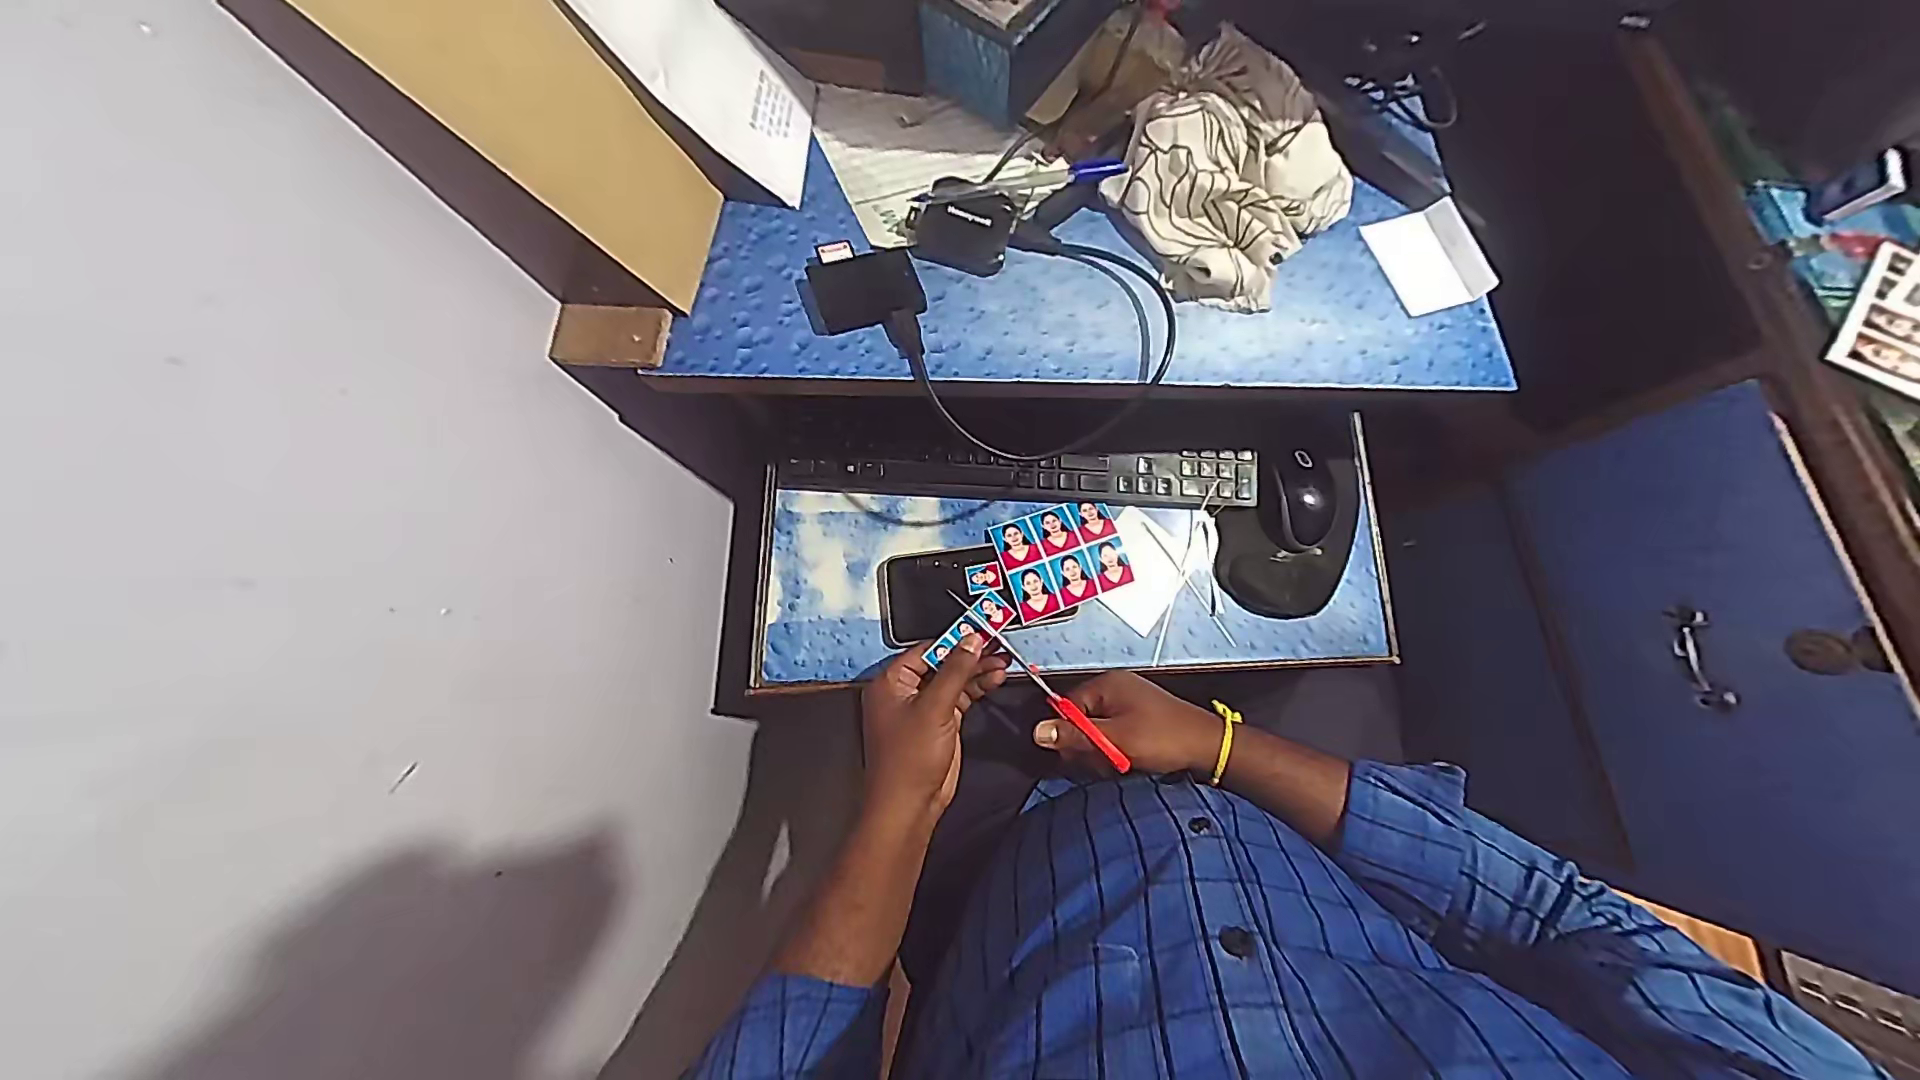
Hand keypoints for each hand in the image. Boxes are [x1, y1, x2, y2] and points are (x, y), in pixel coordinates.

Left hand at [861, 636, 1008, 824]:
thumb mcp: (935, 707)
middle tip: (996, 644)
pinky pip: (959, 697)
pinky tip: (994, 679)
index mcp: (891, 681)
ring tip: (1001, 661)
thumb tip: (970, 641)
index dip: (955, 639)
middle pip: (942, 663)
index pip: (927, 650)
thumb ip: (955, 670)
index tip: (979, 630)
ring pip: (953, 680)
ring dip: (977, 671)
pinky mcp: (939, 723)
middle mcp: (904, 691)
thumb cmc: (907, 761)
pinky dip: (976, 688)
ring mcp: (922, 708)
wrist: (910, 806)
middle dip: (970, 655)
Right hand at [1033, 671, 1220, 775]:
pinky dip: (1118, 748)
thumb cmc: (1165, 738)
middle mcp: (1115, 687)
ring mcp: (1128, 701)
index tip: (1079, 757)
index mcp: (1106, 684)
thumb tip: (1039, 731)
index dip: (1069, 735)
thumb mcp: (1115, 740)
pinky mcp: (1139, 716)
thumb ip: (1075, 735)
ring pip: (1098, 730)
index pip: (1066, 707)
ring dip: (1105, 751)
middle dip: (1090, 746)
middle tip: (1108, 762)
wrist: (1209, 748)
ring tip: (1123, 763)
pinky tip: (1130, 760)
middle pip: (1081, 719)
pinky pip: (1114, 732)